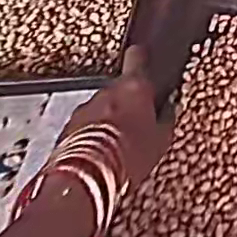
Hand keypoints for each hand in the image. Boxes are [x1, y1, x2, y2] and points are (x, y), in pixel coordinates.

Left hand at [57, 45, 168, 189]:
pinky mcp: (67, 129)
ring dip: (107, 120)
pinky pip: (84, 126)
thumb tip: (169, 108)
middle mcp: (107, 92)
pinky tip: (100, 154)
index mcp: (134, 87)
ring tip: (117, 145)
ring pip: (101, 108)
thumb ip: (166, 117)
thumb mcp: (161, 140)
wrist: (86, 179)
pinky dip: (92, 135)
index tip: (142, 57)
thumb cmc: (127, 156)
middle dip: (126, 102)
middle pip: (119, 88)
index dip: (140, 57)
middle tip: (136, 123)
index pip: (137, 57)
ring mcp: (85, 109)